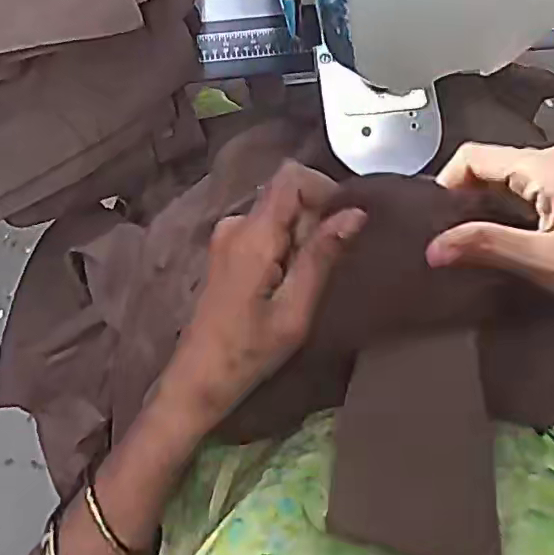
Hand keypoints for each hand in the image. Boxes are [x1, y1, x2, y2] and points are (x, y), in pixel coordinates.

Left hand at [154, 162, 366, 434]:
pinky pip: (264, 229)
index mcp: (252, 235)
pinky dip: (283, 247)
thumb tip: (354, 212)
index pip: (290, 176)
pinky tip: (281, 286)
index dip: (323, 188)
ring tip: (298, 285)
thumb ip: (322, 255)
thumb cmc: (249, 351)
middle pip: (287, 195)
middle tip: (317, 272)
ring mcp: (226, 235)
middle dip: (313, 222)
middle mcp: (235, 223)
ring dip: (299, 239)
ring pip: (278, 213)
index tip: (342, 223)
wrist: (198, 378)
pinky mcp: (225, 248)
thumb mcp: (296, 309)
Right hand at [427, 142, 553, 379]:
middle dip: (469, 195)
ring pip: (515, 173)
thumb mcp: (541, 260)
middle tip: (455, 234)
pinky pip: (539, 182)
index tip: (437, 221)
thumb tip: (432, 248)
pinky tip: (518, 232)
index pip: (474, 156)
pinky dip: (518, 203)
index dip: (447, 184)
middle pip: (495, 162)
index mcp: (550, 164)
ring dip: (493, 200)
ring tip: (482, 237)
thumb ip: (483, 244)